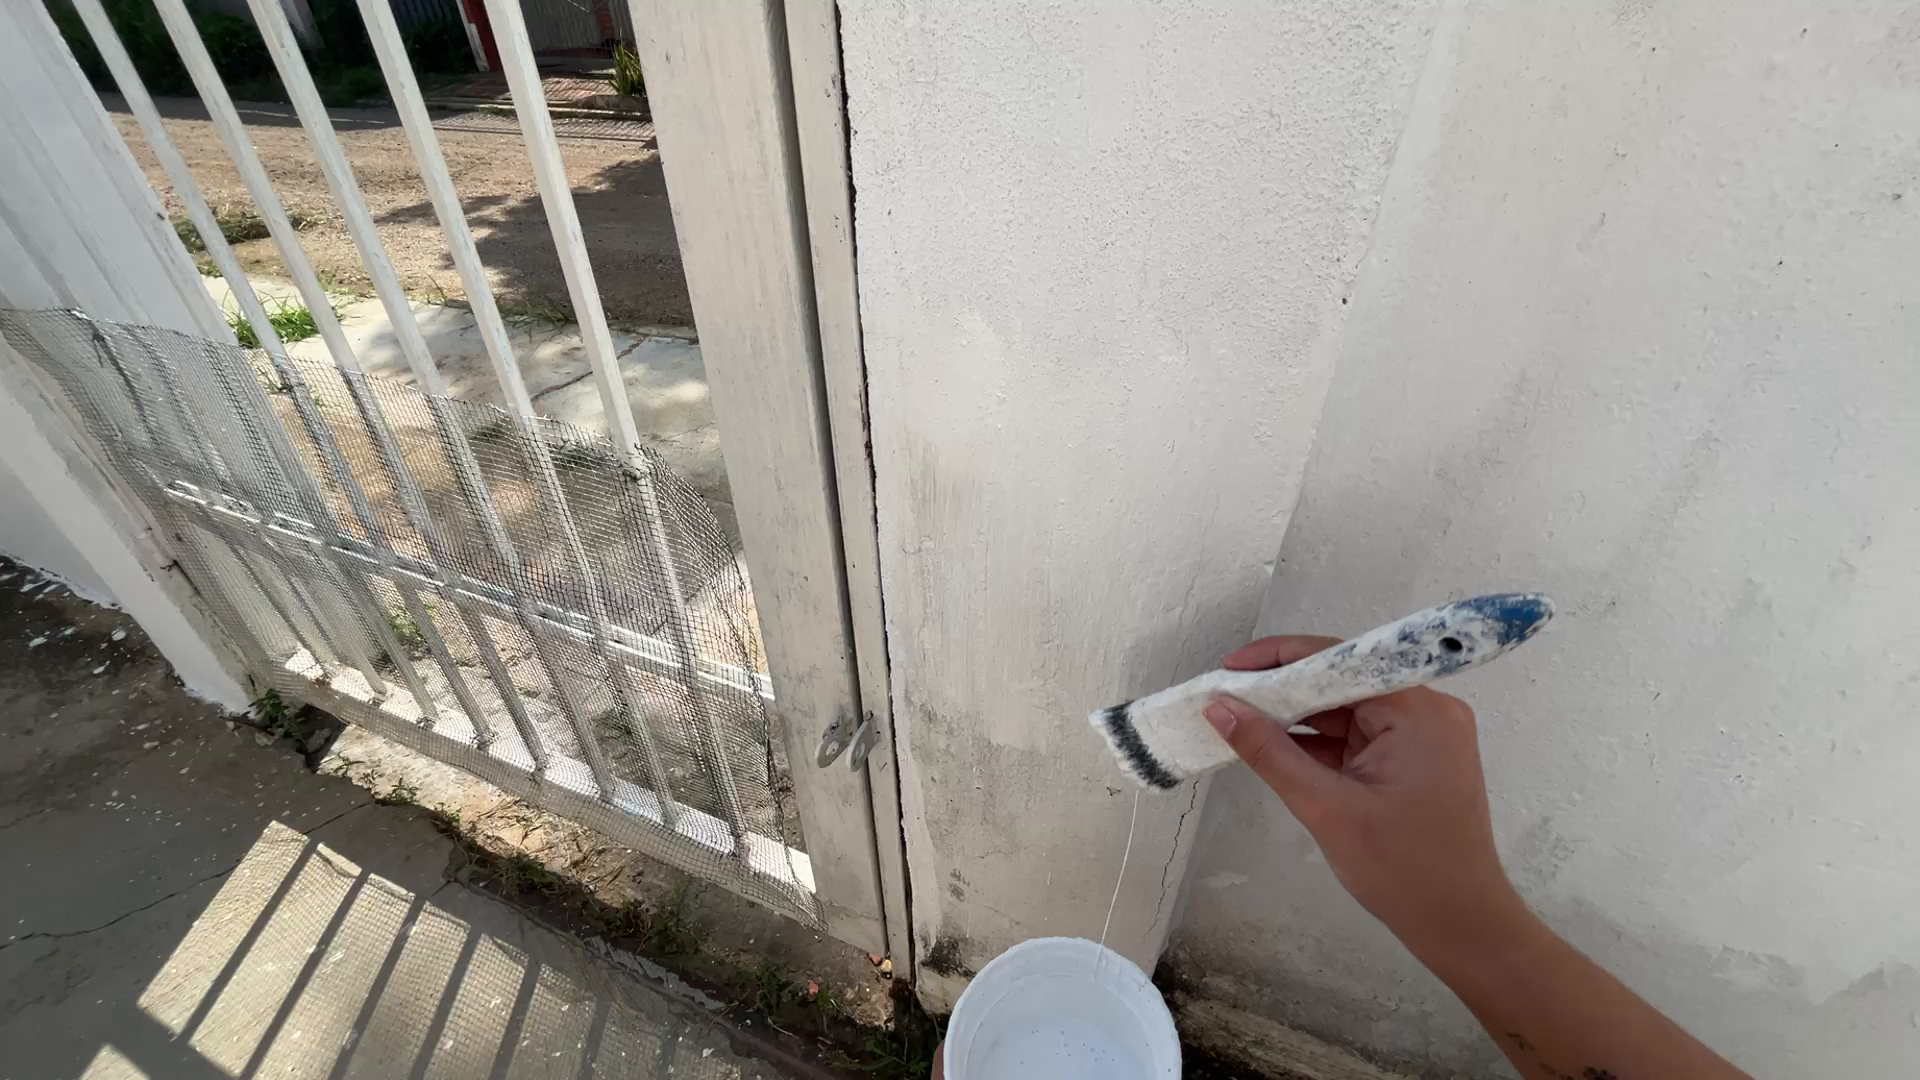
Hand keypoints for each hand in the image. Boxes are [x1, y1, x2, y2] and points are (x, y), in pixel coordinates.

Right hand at [1203, 636, 1530, 958]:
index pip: (1336, 661)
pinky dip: (1312, 738)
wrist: (1463, 930)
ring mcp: (1418, 734)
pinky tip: (1269, 741)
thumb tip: (1216, 706)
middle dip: (1280, 686)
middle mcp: (1423, 709)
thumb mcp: (1324, 805)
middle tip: (1224, 691)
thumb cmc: (1402, 868)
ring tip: (1236, 713)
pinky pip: (1350, 732)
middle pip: (1338, 679)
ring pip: (1341, 706)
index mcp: (1416, 710)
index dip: (1277, 658)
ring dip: (1292, 714)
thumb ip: (1267, 750)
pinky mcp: (1408, 756)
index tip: (1227, 667)